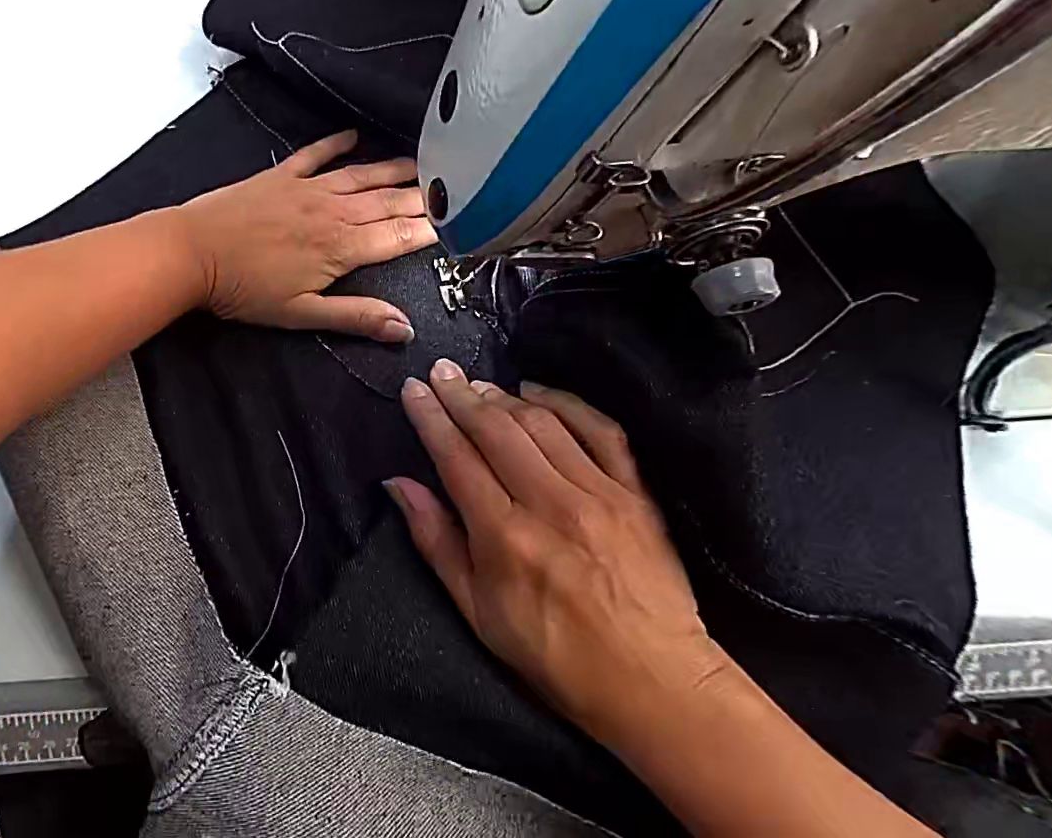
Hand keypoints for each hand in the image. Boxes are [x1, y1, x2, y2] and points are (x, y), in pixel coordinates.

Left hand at [175, 130, 438, 342]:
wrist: (190, 252)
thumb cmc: (245, 290)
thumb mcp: (303, 314)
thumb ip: (356, 316)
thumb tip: (403, 328)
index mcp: (342, 247)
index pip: (398, 235)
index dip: (429, 230)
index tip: (455, 224)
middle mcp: (333, 211)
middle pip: (388, 202)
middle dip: (422, 198)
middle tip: (450, 191)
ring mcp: (307, 189)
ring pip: (362, 176)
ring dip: (393, 170)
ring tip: (421, 164)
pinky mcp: (281, 176)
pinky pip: (316, 155)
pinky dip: (336, 144)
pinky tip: (353, 136)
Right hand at [386, 360, 732, 746]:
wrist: (652, 679)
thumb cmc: (556, 658)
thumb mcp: (479, 614)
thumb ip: (436, 542)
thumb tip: (400, 486)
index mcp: (504, 537)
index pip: (457, 457)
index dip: (431, 418)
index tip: (414, 391)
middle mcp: (548, 503)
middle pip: (495, 430)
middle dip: (461, 395)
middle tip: (440, 372)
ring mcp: (596, 492)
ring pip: (540, 423)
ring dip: (503, 396)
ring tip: (479, 384)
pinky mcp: (633, 491)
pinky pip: (599, 429)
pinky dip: (565, 402)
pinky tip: (538, 392)